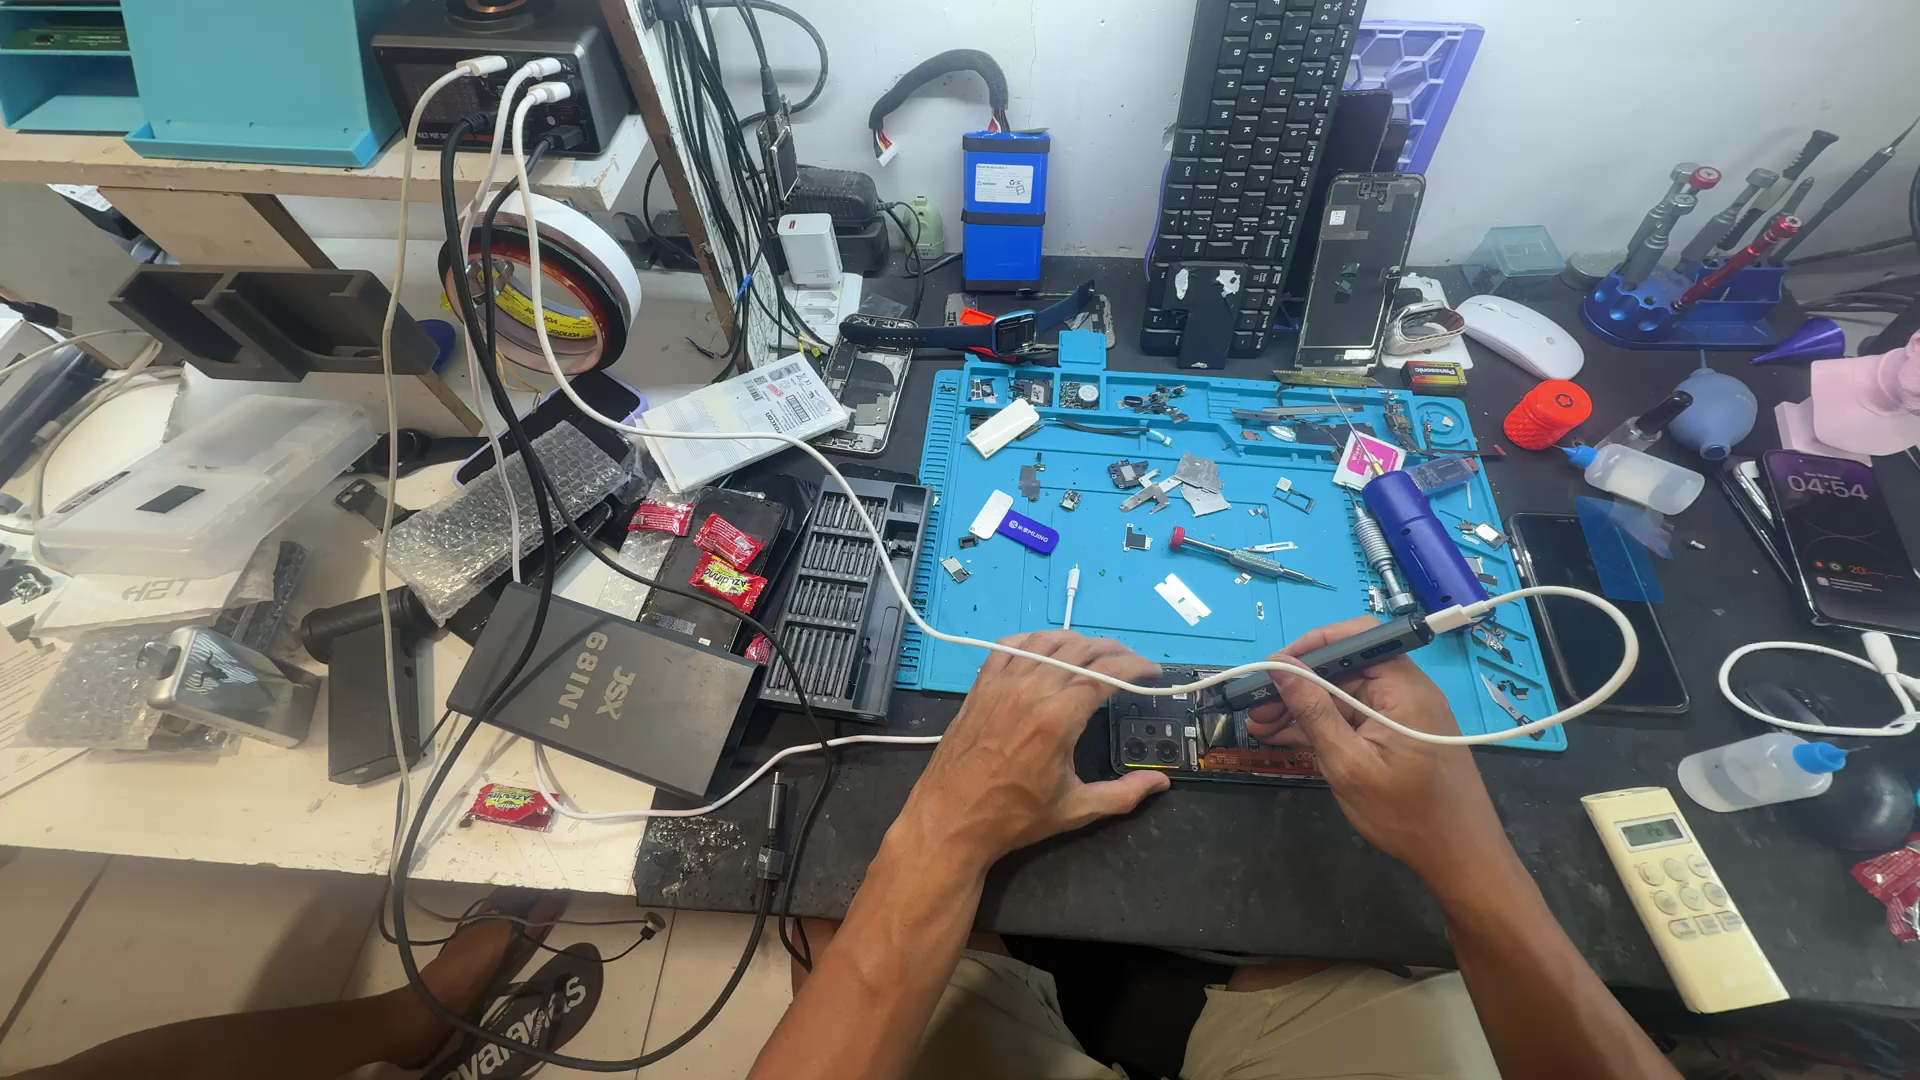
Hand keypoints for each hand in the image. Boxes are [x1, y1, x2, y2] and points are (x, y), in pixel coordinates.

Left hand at [894, 632, 1170, 873]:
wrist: (951, 817)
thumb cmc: (1014, 816)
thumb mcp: (1074, 810)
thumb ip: (1123, 794)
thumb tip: (1160, 783)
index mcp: (1058, 718)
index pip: (1105, 673)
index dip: (1134, 666)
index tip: (1152, 671)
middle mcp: (1030, 689)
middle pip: (1080, 649)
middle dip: (1112, 650)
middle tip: (1130, 662)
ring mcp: (1002, 682)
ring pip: (1046, 640)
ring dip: (1077, 640)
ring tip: (1095, 652)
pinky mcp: (981, 684)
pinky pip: (1010, 645)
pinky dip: (1034, 639)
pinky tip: (1047, 647)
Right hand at [1246, 617, 1510, 889]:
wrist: (1461, 863)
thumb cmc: (1407, 814)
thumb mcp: (1348, 762)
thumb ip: (1312, 710)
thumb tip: (1279, 667)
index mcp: (1404, 688)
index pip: (1358, 638)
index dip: (1312, 645)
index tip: (1274, 668)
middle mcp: (1404, 692)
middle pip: (1342, 668)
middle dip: (1296, 684)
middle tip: (1255, 705)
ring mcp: (1398, 715)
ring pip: (1340, 695)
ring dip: (1300, 708)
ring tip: (1259, 725)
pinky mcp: (1393, 736)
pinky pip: (1349, 717)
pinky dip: (1318, 725)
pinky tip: (1281, 736)